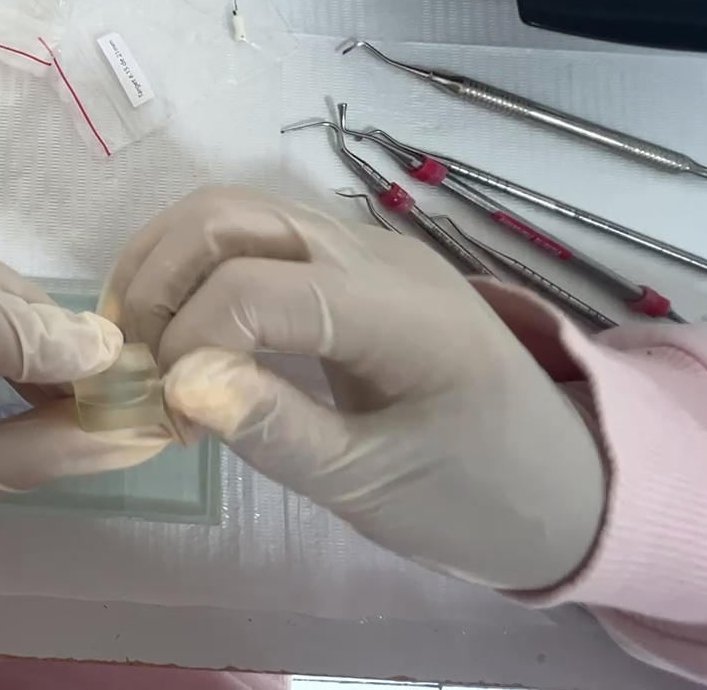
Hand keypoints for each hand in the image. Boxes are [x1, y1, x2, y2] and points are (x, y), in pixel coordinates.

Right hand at [104, 188, 607, 590]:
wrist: (571, 480)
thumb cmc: (479, 497)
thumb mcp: (375, 486)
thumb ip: (276, 431)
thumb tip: (177, 383)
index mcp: (401, 310)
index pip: (256, 287)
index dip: (190, 339)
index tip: (170, 410)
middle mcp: (370, 249)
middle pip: (226, 215)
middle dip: (157, 278)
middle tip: (135, 355)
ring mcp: (354, 241)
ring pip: (226, 209)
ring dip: (162, 260)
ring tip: (138, 331)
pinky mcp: (337, 253)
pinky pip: (243, 230)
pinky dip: (187, 262)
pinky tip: (173, 314)